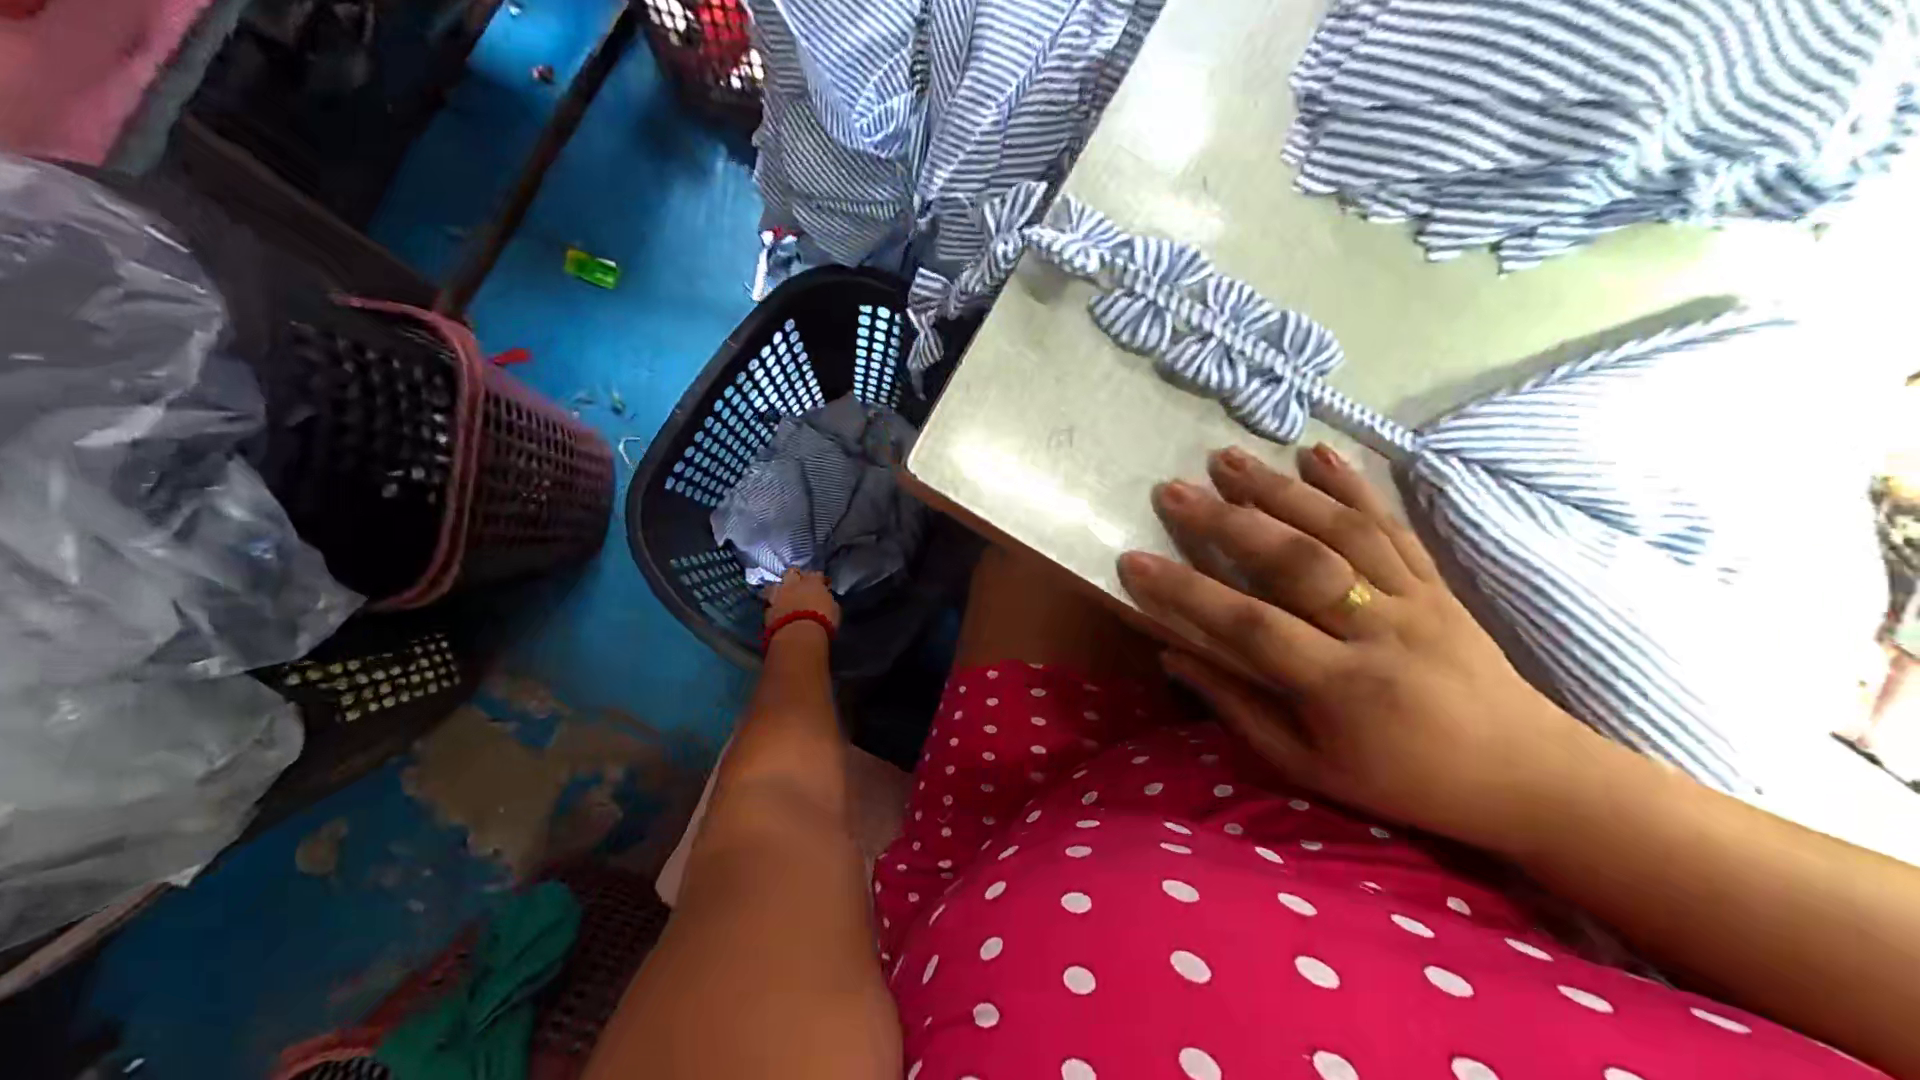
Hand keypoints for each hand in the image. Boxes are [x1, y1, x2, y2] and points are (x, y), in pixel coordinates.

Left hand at [763, 569, 841, 632]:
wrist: (799, 635)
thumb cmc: (823, 620)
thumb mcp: (834, 609)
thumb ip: (828, 599)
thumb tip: (825, 597)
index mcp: (812, 582)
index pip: (816, 574)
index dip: (820, 579)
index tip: (824, 585)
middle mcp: (793, 584)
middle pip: (792, 572)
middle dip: (796, 576)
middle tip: (801, 584)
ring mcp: (778, 595)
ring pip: (776, 585)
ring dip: (781, 588)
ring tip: (784, 594)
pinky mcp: (768, 609)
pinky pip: (770, 602)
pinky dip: (773, 604)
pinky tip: (776, 608)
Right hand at [1118, 444, 1610, 853]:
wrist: (1529, 775)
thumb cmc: (1404, 781)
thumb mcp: (1310, 767)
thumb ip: (1239, 708)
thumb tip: (1173, 656)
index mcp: (1343, 687)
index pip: (1251, 626)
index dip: (1188, 592)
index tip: (1134, 562)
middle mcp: (1380, 631)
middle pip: (1297, 562)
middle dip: (1228, 521)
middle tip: (1174, 490)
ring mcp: (1416, 599)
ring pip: (1341, 530)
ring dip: (1279, 488)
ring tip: (1227, 458)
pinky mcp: (1438, 583)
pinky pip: (1392, 526)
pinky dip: (1353, 485)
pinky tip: (1317, 452)